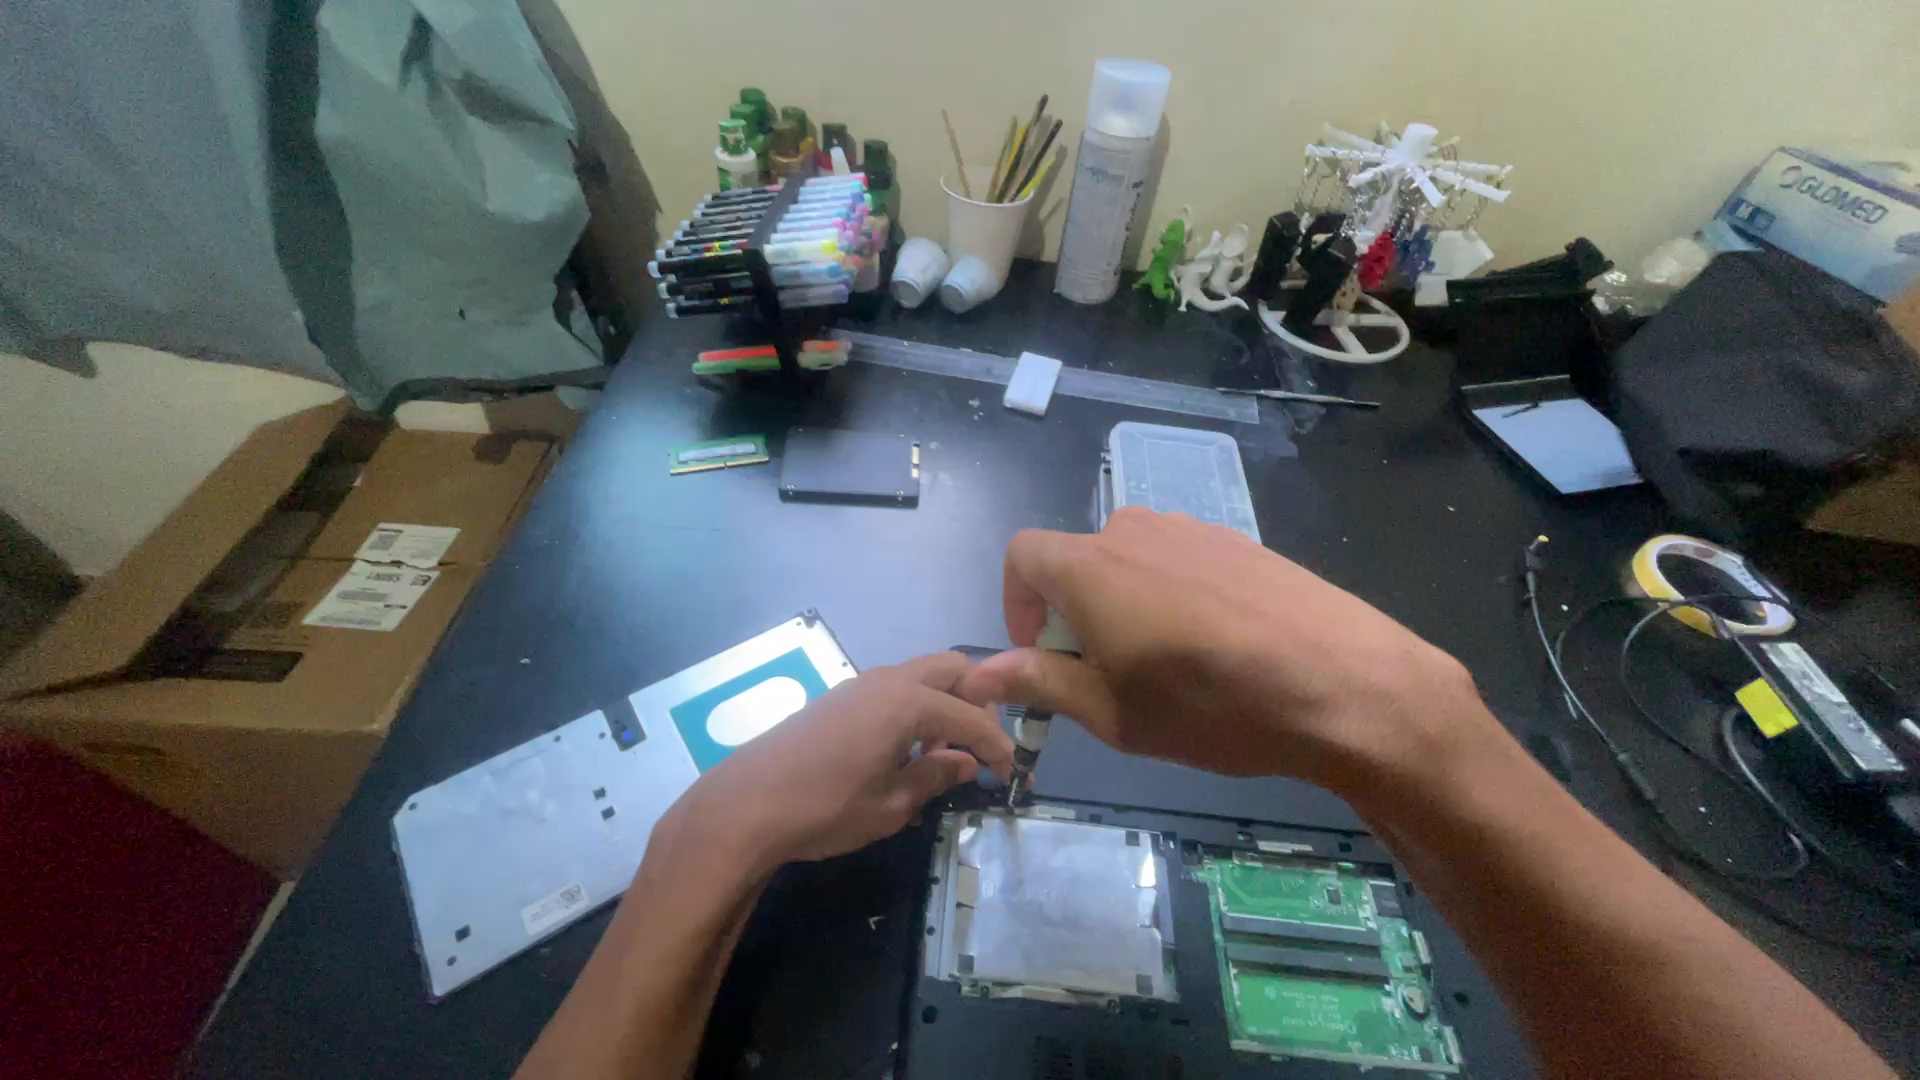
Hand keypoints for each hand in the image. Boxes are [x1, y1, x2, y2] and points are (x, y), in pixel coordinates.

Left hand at [676, 652, 1014, 871]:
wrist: (747, 805)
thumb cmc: (826, 808)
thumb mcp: (891, 805)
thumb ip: (936, 777)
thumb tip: (966, 763)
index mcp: (908, 702)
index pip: (971, 716)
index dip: (997, 744)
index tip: (1012, 772)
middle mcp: (888, 680)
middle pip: (952, 669)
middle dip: (978, 702)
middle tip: (983, 746)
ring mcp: (861, 684)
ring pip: (922, 675)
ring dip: (945, 703)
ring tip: (945, 754)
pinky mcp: (841, 697)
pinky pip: (896, 688)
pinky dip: (917, 708)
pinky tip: (908, 750)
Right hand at [954, 508, 1493, 793]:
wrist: (1345, 684)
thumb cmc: (1211, 706)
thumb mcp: (1112, 711)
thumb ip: (1038, 681)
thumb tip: (978, 676)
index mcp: (1090, 568)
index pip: (1021, 555)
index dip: (1018, 604)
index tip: (1044, 654)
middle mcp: (1134, 532)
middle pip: (1077, 560)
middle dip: (1072, 612)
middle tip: (1107, 673)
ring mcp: (1191, 530)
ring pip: (1130, 561)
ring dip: (1123, 603)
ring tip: (1164, 662)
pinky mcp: (1238, 541)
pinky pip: (1179, 560)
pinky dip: (1171, 595)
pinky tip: (1215, 644)